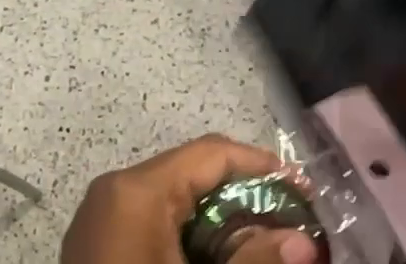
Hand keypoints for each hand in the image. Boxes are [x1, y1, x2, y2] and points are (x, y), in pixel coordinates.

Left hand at [60, 135, 319, 263]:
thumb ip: (253, 262)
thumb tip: (304, 242)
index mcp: (138, 190)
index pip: (212, 153)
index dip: (263, 166)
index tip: (307, 194)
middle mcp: (116, 190)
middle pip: (194, 174)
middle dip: (246, 198)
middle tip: (292, 228)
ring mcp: (102, 217)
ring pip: (176, 199)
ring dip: (221, 220)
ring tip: (262, 248)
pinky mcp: (99, 245)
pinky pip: (153, 222)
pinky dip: (190, 235)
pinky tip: (218, 259)